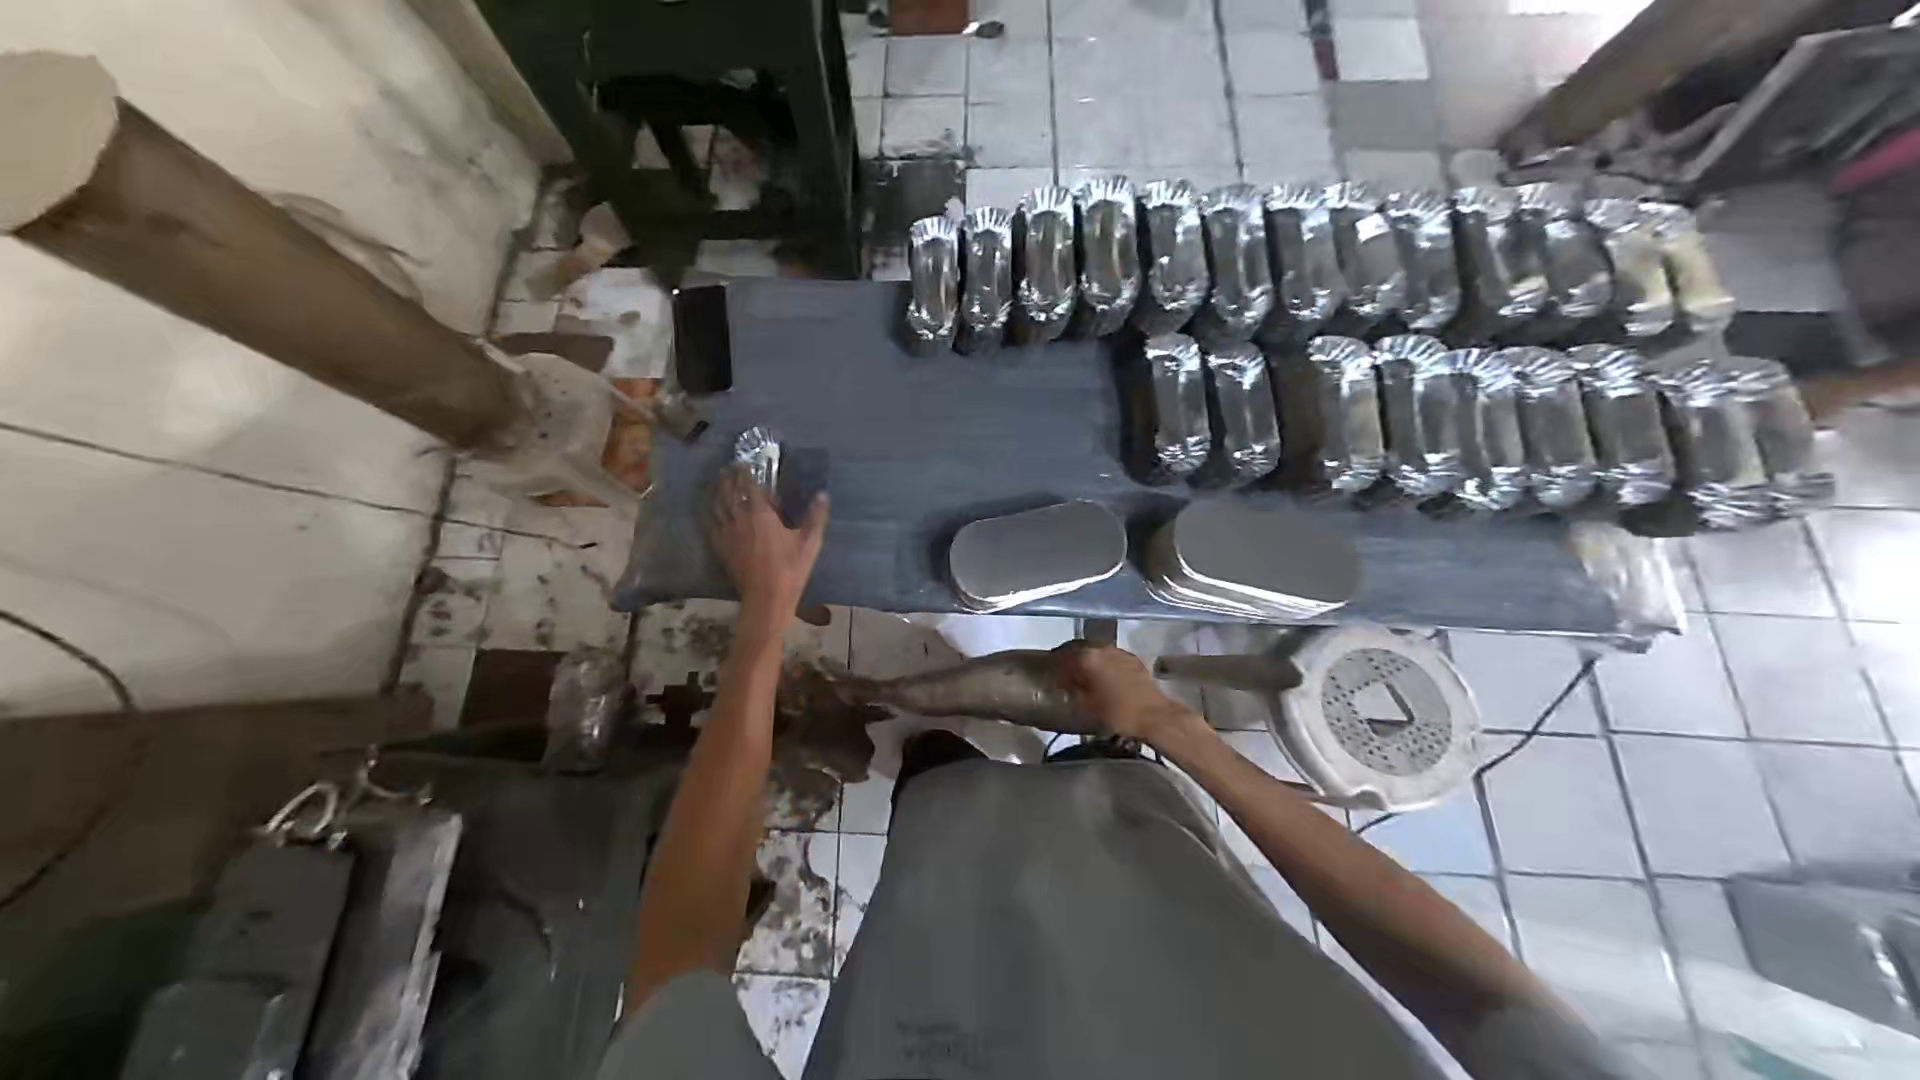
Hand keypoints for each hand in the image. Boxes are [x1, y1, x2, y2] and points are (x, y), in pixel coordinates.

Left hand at [706, 466, 829, 618]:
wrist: (766, 598)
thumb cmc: (790, 569)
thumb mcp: (810, 542)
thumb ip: (816, 516)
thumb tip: (823, 494)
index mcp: (761, 514)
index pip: (749, 486)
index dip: (745, 473)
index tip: (743, 463)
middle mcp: (740, 519)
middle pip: (729, 493)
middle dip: (728, 479)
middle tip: (728, 469)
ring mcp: (727, 534)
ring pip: (717, 507)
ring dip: (717, 493)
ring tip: (717, 484)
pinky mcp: (721, 549)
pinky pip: (712, 526)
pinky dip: (711, 514)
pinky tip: (711, 513)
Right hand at [1053, 644, 1205, 747]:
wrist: (1154, 715)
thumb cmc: (1117, 713)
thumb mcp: (1086, 705)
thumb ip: (1071, 689)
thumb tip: (1062, 682)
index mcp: (1088, 657)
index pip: (1063, 655)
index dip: (1054, 663)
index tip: (1049, 670)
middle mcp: (1103, 648)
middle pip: (1079, 648)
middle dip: (1069, 657)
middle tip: (1062, 670)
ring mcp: (1119, 652)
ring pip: (1095, 650)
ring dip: (1086, 658)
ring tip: (1081, 673)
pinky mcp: (1132, 659)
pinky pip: (1110, 656)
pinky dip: (1102, 662)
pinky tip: (1102, 675)